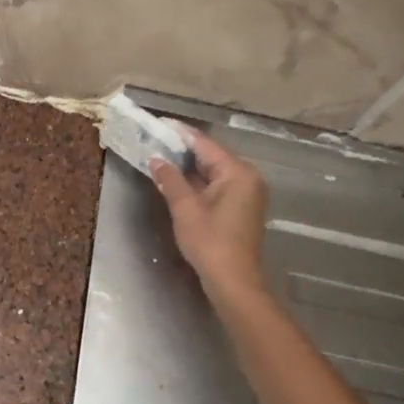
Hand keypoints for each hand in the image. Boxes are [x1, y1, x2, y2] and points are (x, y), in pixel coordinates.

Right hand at [150, 129, 267, 295]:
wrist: (233, 281)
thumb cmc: (210, 243)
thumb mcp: (185, 209)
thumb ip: (170, 179)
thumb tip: (156, 159)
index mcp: (238, 172)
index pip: (205, 144)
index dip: (181, 134)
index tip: (161, 123)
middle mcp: (248, 177)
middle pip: (212, 156)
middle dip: (184, 150)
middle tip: (157, 140)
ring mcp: (248, 193)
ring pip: (215, 172)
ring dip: (190, 167)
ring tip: (163, 156)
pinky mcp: (243, 207)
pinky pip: (219, 185)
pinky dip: (200, 182)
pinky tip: (179, 180)